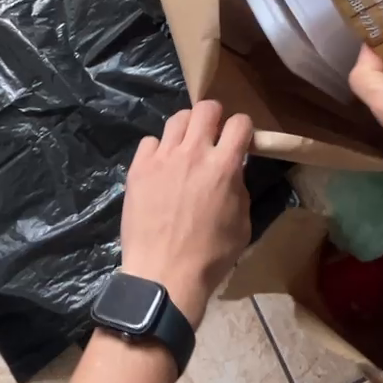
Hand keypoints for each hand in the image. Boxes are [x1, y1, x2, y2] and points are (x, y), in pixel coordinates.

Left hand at [119, 99, 254, 327]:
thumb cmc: (210, 256)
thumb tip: (232, 170)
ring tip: (186, 145)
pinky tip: (161, 166)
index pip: (240, 123)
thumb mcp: (242, 224)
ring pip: (177, 119)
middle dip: (214, 115)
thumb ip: (238, 188)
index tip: (240, 138)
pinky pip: (150, 141)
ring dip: (187, 128)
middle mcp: (193, 152)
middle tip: (213, 131)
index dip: (243, 127)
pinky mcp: (139, 167)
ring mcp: (163, 157)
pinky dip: (159, 149)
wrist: (164, 274)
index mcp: (224, 166)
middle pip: (206, 108)